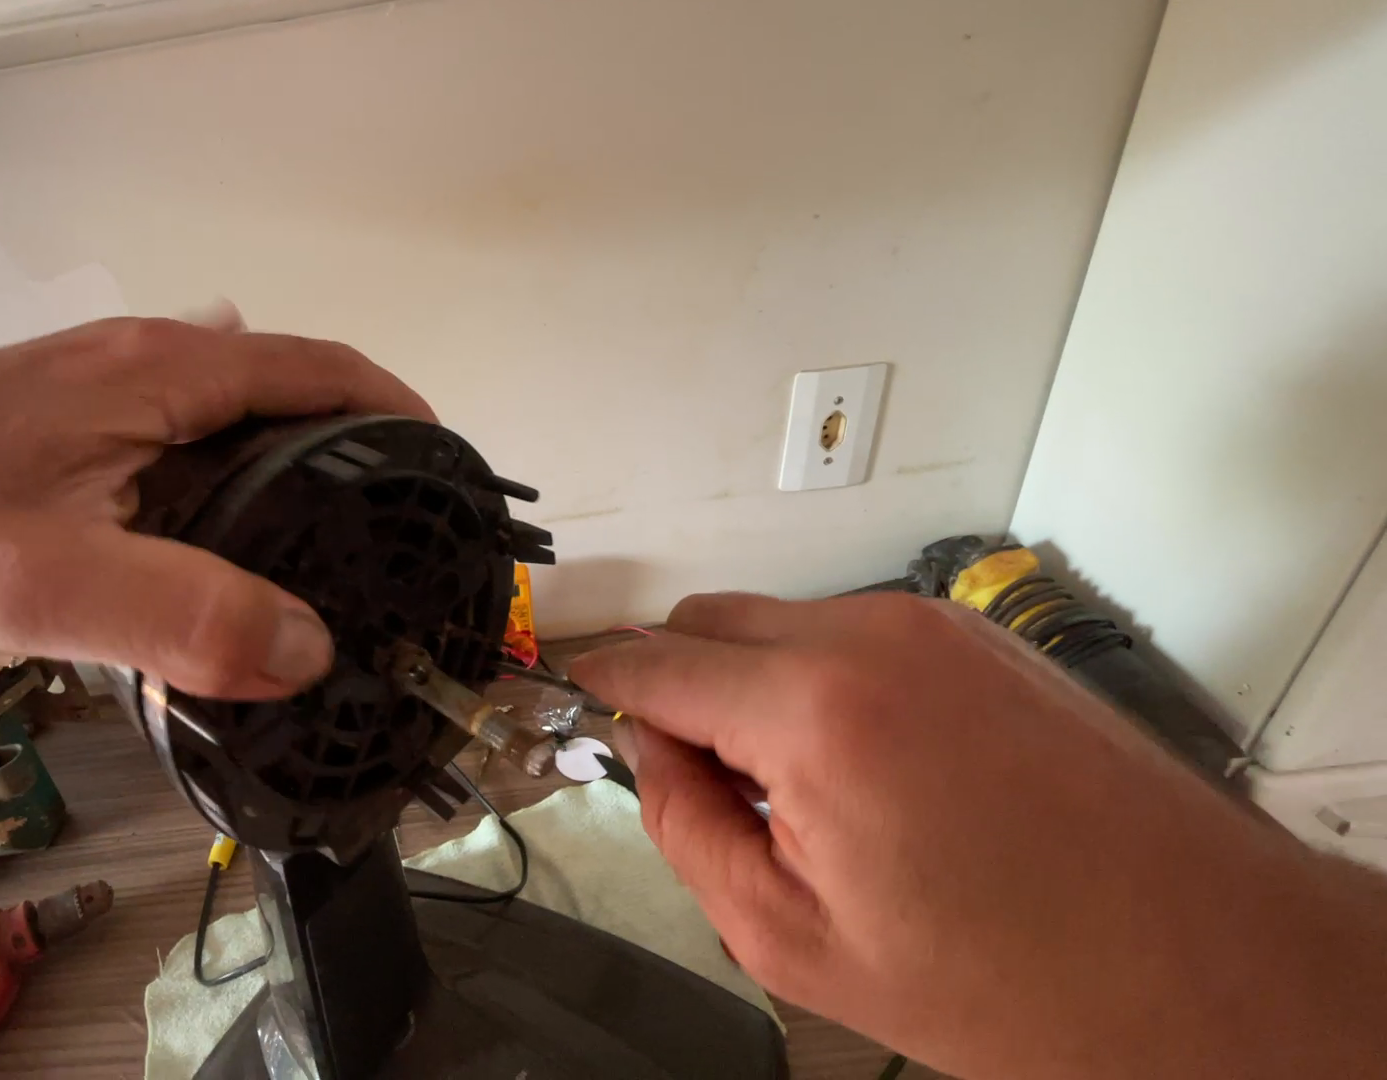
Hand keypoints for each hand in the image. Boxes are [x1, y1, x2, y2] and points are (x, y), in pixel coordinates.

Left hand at [0, 316, 432, 698]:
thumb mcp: (54, 589)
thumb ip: (187, 618)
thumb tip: (310, 652)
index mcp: (163, 372)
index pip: (317, 367)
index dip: (393, 409)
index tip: (438, 468)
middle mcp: (145, 359)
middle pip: (287, 385)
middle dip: (356, 442)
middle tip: (394, 521)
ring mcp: (109, 384)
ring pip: (241, 411)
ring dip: (299, 459)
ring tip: (335, 536)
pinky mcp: (80, 417)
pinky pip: (195, 433)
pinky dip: (243, 471)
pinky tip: (239, 532)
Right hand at [572, 593, 1386, 1079]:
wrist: (1225, 976)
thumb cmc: (997, 983)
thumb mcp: (788, 938)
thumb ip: (684, 826)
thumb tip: (651, 746)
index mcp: (810, 712)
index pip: (654, 665)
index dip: (603, 682)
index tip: (579, 697)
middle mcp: (861, 635)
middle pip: (701, 618)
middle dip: (671, 678)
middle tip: (695, 768)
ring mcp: (923, 621)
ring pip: (768, 621)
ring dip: (743, 680)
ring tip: (789, 776)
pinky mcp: (968, 631)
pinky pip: (838, 631)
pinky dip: (806, 674)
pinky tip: (857, 755)